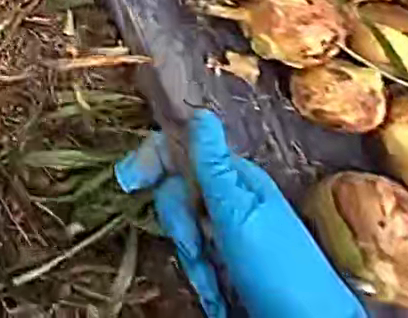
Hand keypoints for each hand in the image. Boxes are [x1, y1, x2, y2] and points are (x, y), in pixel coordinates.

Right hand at [115, 110, 364, 317]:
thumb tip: (199, 111)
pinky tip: (216, 296)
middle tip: (196, 249)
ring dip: (191, 258)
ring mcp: (228, 232)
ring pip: (182, 227)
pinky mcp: (228, 264)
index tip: (127, 181)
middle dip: (178, 223)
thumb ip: (212, 164)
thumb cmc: (280, 272)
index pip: (179, 150)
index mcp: (233, 176)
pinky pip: (195, 258)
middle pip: (175, 190)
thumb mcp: (239, 214)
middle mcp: (228, 197)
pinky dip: (200, 278)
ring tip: (214, 288)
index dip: (150, 160)